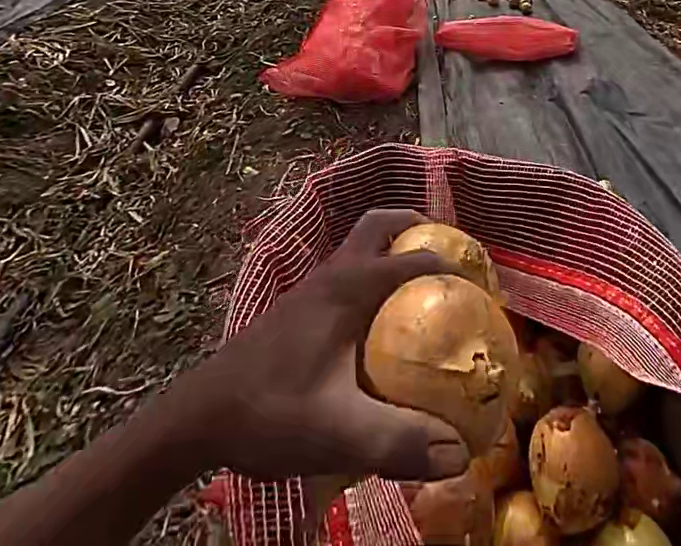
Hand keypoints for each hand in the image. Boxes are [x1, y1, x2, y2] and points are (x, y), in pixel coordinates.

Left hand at [173, 209, 467, 482]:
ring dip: (392, 249)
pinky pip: (347, 270)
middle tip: (449, 252)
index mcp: (346, 289)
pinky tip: (379, 321)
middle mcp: (331, 275)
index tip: (480, 283)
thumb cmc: (268, 412)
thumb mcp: (337, 432)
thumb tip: (460, 455)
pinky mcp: (300, 306)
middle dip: (416, 227)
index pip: (409, 259)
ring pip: (359, 246)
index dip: (450, 263)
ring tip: (423, 284)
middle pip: (378, 225)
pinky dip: (373, 275)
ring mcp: (312, 288)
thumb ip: (398, 442)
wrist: (199, 416)